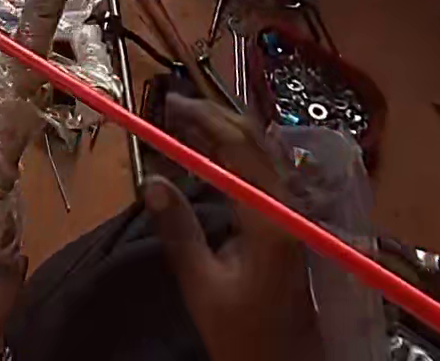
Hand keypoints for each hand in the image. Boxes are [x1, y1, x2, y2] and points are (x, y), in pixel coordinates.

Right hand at [142, 95, 318, 360]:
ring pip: (255, 151)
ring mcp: (287, 213)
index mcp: (270, 220)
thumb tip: (151, 181)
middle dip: (210, 115)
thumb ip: (179, 232)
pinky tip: (203, 151)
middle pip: (252, 141)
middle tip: (170, 105)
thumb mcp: (203, 288)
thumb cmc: (246, 335)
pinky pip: (254, 169)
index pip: (239, 147)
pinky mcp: (283, 222)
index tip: (168, 104)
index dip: (203, 118)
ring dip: (218, 129)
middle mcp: (285, 207)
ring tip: (180, 120)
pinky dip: (226, 150)